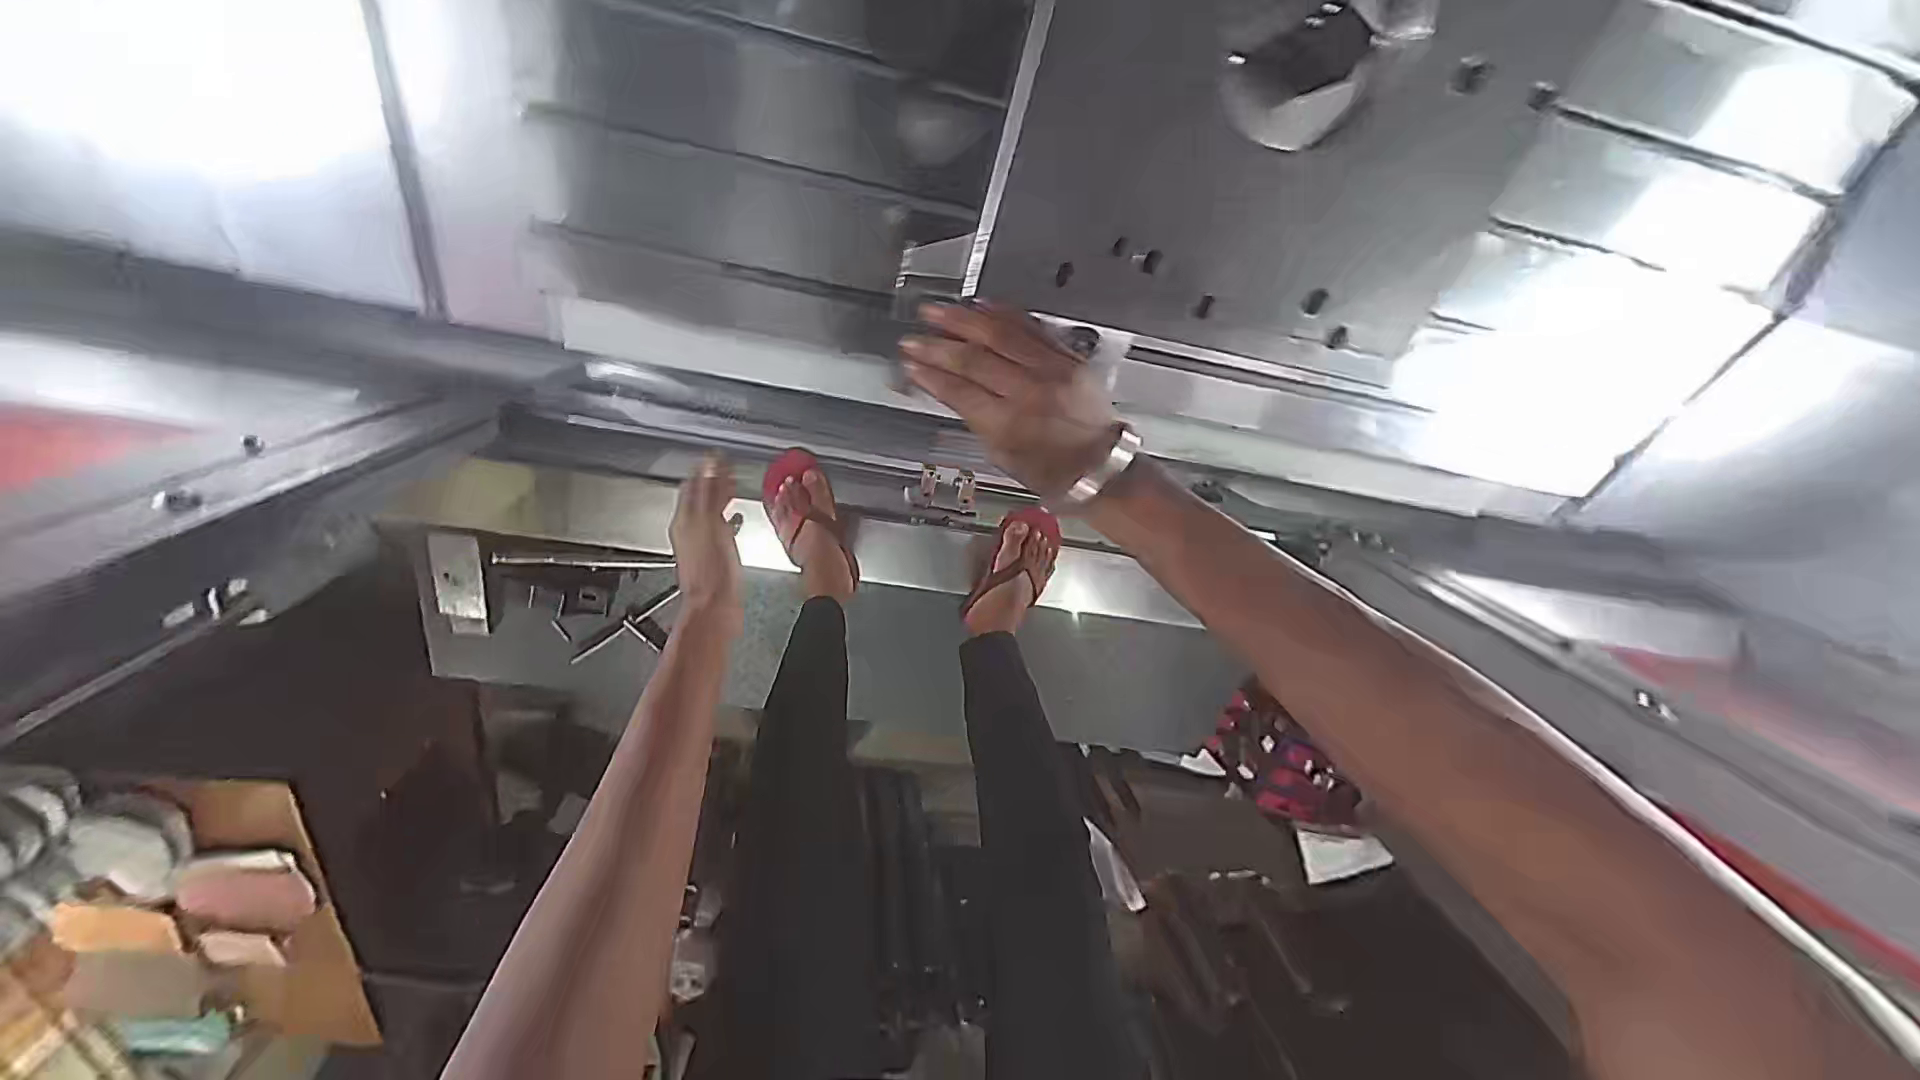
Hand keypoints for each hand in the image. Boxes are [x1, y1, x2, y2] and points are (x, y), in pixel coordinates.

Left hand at [669, 454, 743, 633]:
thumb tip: (710, 466)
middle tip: (725, 468)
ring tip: (731, 487)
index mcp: (686, 519)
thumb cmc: (711, 572)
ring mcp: (699, 543)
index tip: (718, 456)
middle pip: (697, 496)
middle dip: (711, 480)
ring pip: (706, 511)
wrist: (714, 607)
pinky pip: (716, 528)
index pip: (693, 483)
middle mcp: (688, 529)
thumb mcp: (712, 525)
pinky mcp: (711, 556)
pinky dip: (725, 517)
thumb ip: (710, 494)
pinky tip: (733, 519)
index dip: (706, 467)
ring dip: (718, 497)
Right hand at [901, 301, 1122, 498]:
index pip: (958, 390)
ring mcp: (1050, 370)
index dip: (929, 374)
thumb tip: (948, 389)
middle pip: (973, 358)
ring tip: (936, 311)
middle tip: (912, 338)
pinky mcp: (1066, 357)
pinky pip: (1030, 326)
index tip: (910, 364)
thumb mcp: (1003, 456)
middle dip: (936, 346)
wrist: (1101, 465)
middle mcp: (1029, 392)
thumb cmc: (1052, 470)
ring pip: (999, 333)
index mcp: (1008, 424)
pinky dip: (1002, 313)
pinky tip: (980, 305)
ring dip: (962, 320)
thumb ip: (976, 419)